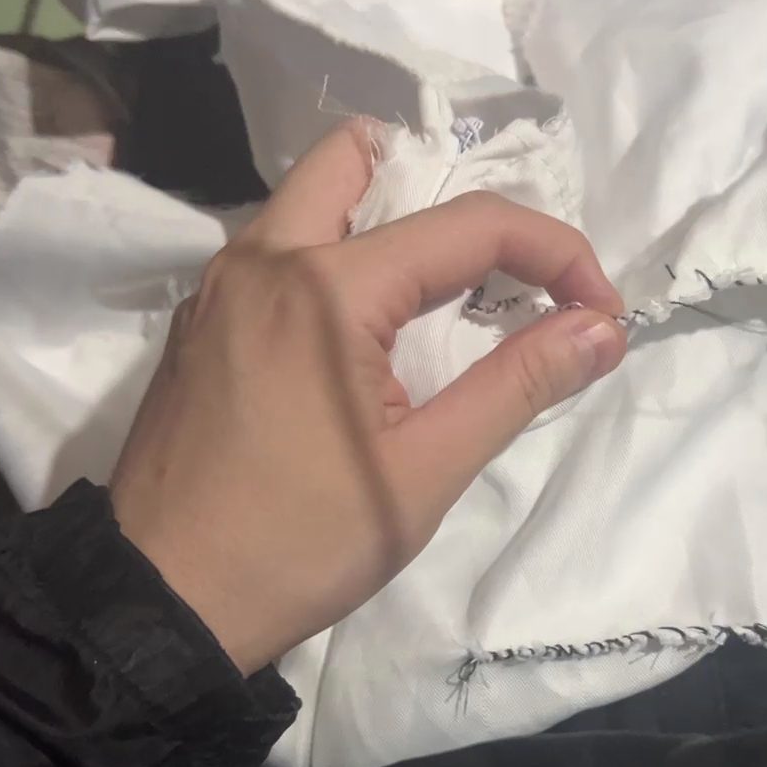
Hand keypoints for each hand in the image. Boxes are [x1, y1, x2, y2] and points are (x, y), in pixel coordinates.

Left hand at [109, 118, 627, 673]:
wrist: (164, 603)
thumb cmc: (301, 545)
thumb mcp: (425, 472)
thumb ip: (516, 386)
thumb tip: (601, 330)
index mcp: (325, 288)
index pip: (471, 225)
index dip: (557, 255)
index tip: (599, 314)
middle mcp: (261, 258)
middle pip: (367, 162)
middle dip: (455, 206)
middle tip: (502, 279)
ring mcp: (218, 286)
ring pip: (315, 202)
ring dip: (392, 230)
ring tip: (442, 308)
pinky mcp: (200, 323)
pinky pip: (280, 254)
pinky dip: (341, 266)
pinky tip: (363, 345)